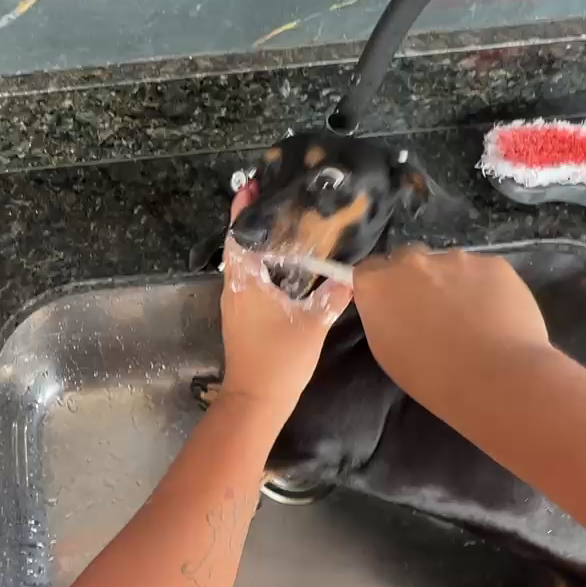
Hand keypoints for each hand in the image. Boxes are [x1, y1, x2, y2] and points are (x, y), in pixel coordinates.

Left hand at [216, 186, 351, 416]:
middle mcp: (233, 289)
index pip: (238, 237)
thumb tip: (352, 275)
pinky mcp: (240, 316)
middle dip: (251, 223)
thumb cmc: (279, 360)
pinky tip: (281, 264)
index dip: (242, 211)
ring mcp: (234, 303)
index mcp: (244, 283)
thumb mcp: (312, 325)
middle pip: (237, 247)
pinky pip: (247, 280)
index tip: (249, 187)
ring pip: (241, 264)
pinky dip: (260, 265)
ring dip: (256, 244)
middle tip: (270, 199)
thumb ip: (333, 297)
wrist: (255, 400)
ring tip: (280, 225)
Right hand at [352, 244, 550, 396]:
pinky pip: (482, 271)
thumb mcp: (384, 348)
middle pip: (407, 259)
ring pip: (448, 264)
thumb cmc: (430, 374)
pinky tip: (495, 314)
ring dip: (452, 281)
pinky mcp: (493, 263)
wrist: (494, 377)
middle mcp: (411, 262)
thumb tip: (392, 306)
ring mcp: (454, 259)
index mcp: (376, 283)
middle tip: (432, 310)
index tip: (392, 303)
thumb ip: (381, 314)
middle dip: (415, 278)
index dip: (382, 286)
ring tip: (470, 316)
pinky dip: (485, 287)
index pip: (369, 270)